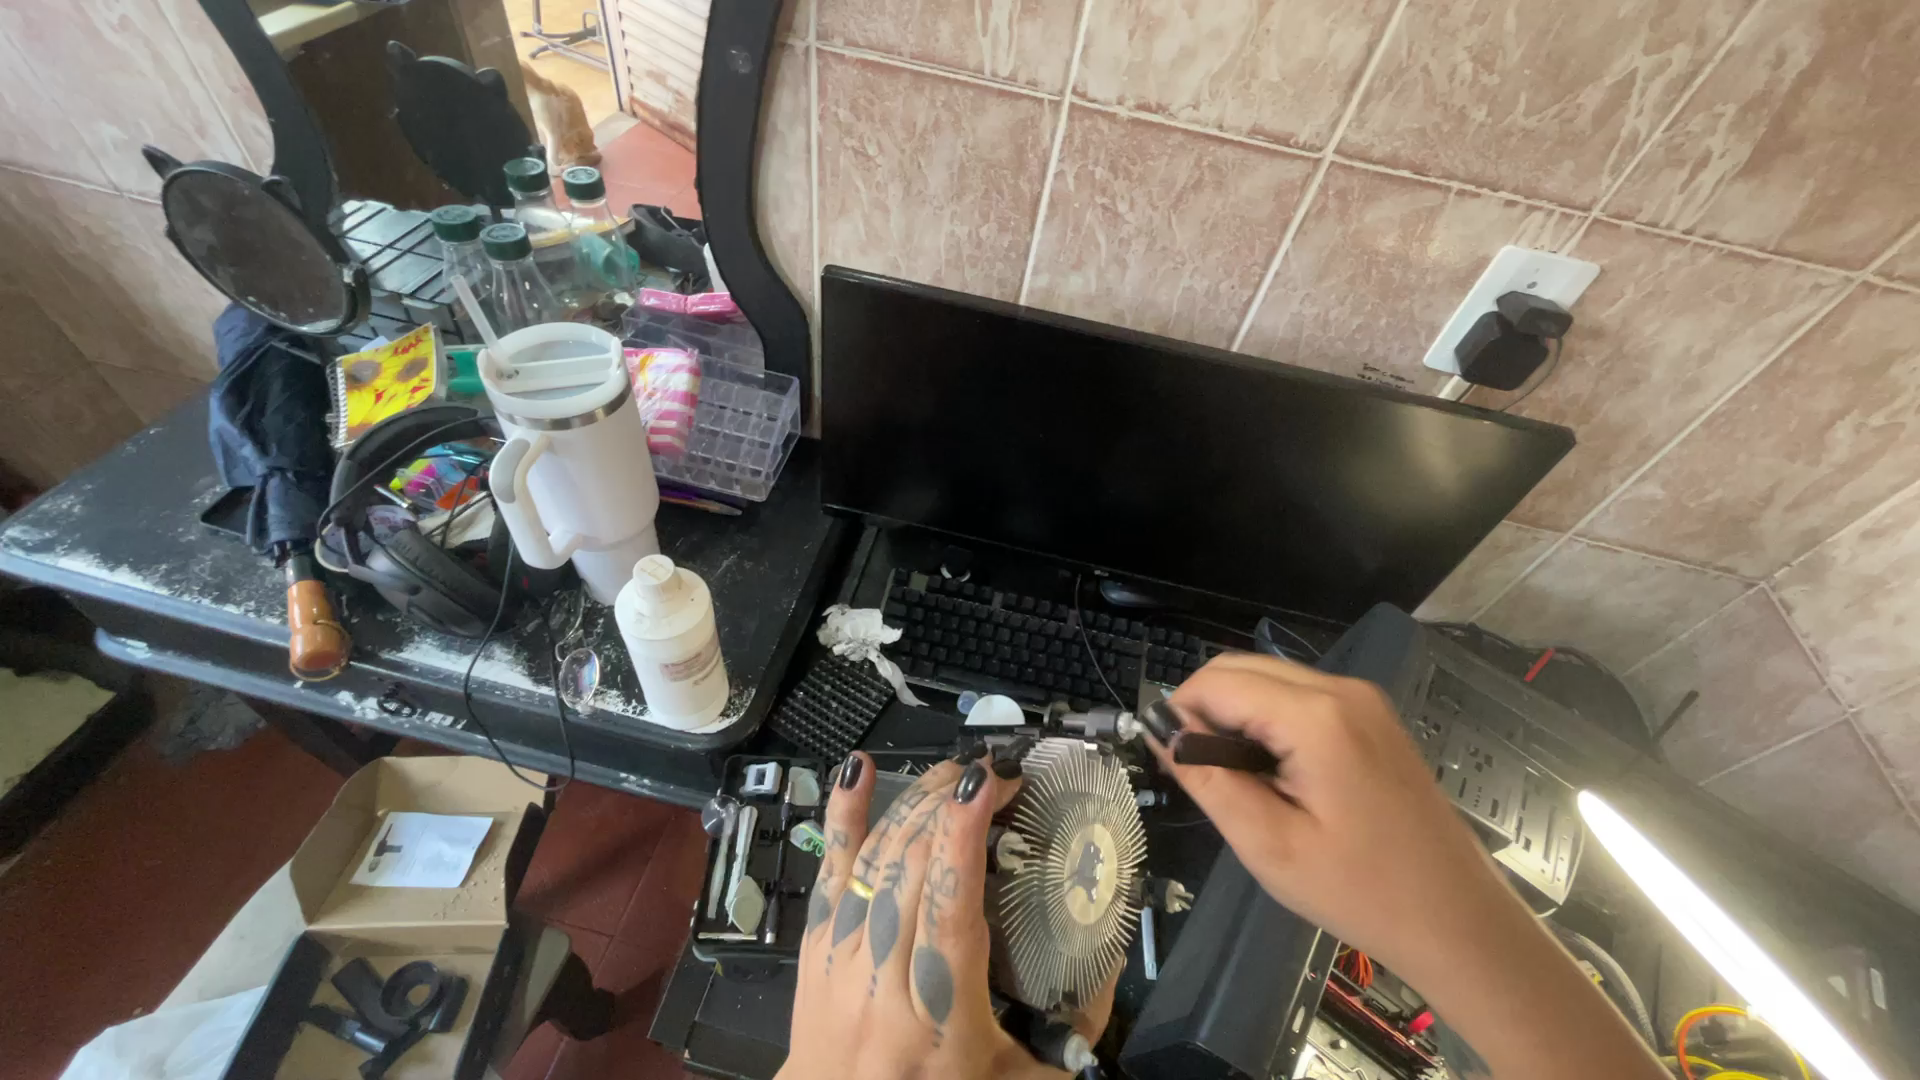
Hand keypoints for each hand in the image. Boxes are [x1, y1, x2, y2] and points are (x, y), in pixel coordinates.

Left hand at [780, 751, 1115, 1079]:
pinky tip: (857, 767)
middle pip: (913, 864)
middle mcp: (882, 976)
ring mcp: (841, 952)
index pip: (947, 907)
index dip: (963, 834)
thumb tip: (1109, 949)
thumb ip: (1074, 1022)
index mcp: (938, 1013)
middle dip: (951, 803)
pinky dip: (845, 811)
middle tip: (992, 774)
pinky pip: (832, 864)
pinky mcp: (816, 939)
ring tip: (954, 772)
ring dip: (917, 802)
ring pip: (878, 854)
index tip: (988, 782)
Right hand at [1155, 653, 1667, 1079]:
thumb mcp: (1267, 843)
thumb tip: (1160, 731)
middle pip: (1241, 669)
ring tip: (1240, 779)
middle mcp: (1342, 689)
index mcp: (1317, 717)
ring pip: (1266, 678)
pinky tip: (1274, 771)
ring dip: (1235, 714)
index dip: (1180, 713)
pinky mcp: (1371, 715)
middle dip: (1205, 709)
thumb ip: (1206, 777)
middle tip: (1203, 774)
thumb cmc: (1360, 890)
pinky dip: (1266, 719)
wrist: (1459, 922)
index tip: (1174, 764)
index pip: (1217, 681)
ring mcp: (1362, 699)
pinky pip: (1297, 695)